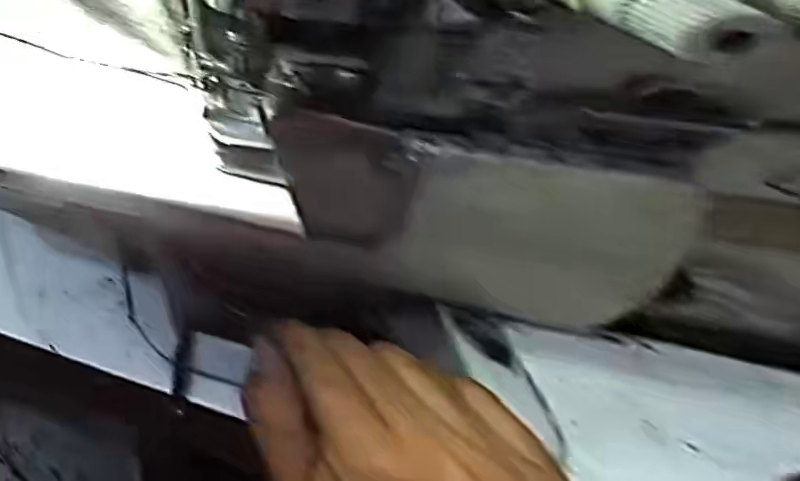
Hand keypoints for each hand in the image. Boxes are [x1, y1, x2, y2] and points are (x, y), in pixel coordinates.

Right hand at [245, 323, 564, 480]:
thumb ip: (275, 424)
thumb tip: (265, 356)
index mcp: (367, 453)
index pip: (314, 353)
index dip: (287, 338)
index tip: (277, 343)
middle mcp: (429, 438)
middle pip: (357, 350)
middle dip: (325, 349)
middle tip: (311, 368)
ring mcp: (489, 448)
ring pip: (407, 362)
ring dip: (375, 365)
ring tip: (365, 392)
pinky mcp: (534, 460)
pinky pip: (465, 388)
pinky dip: (433, 386)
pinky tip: (421, 410)